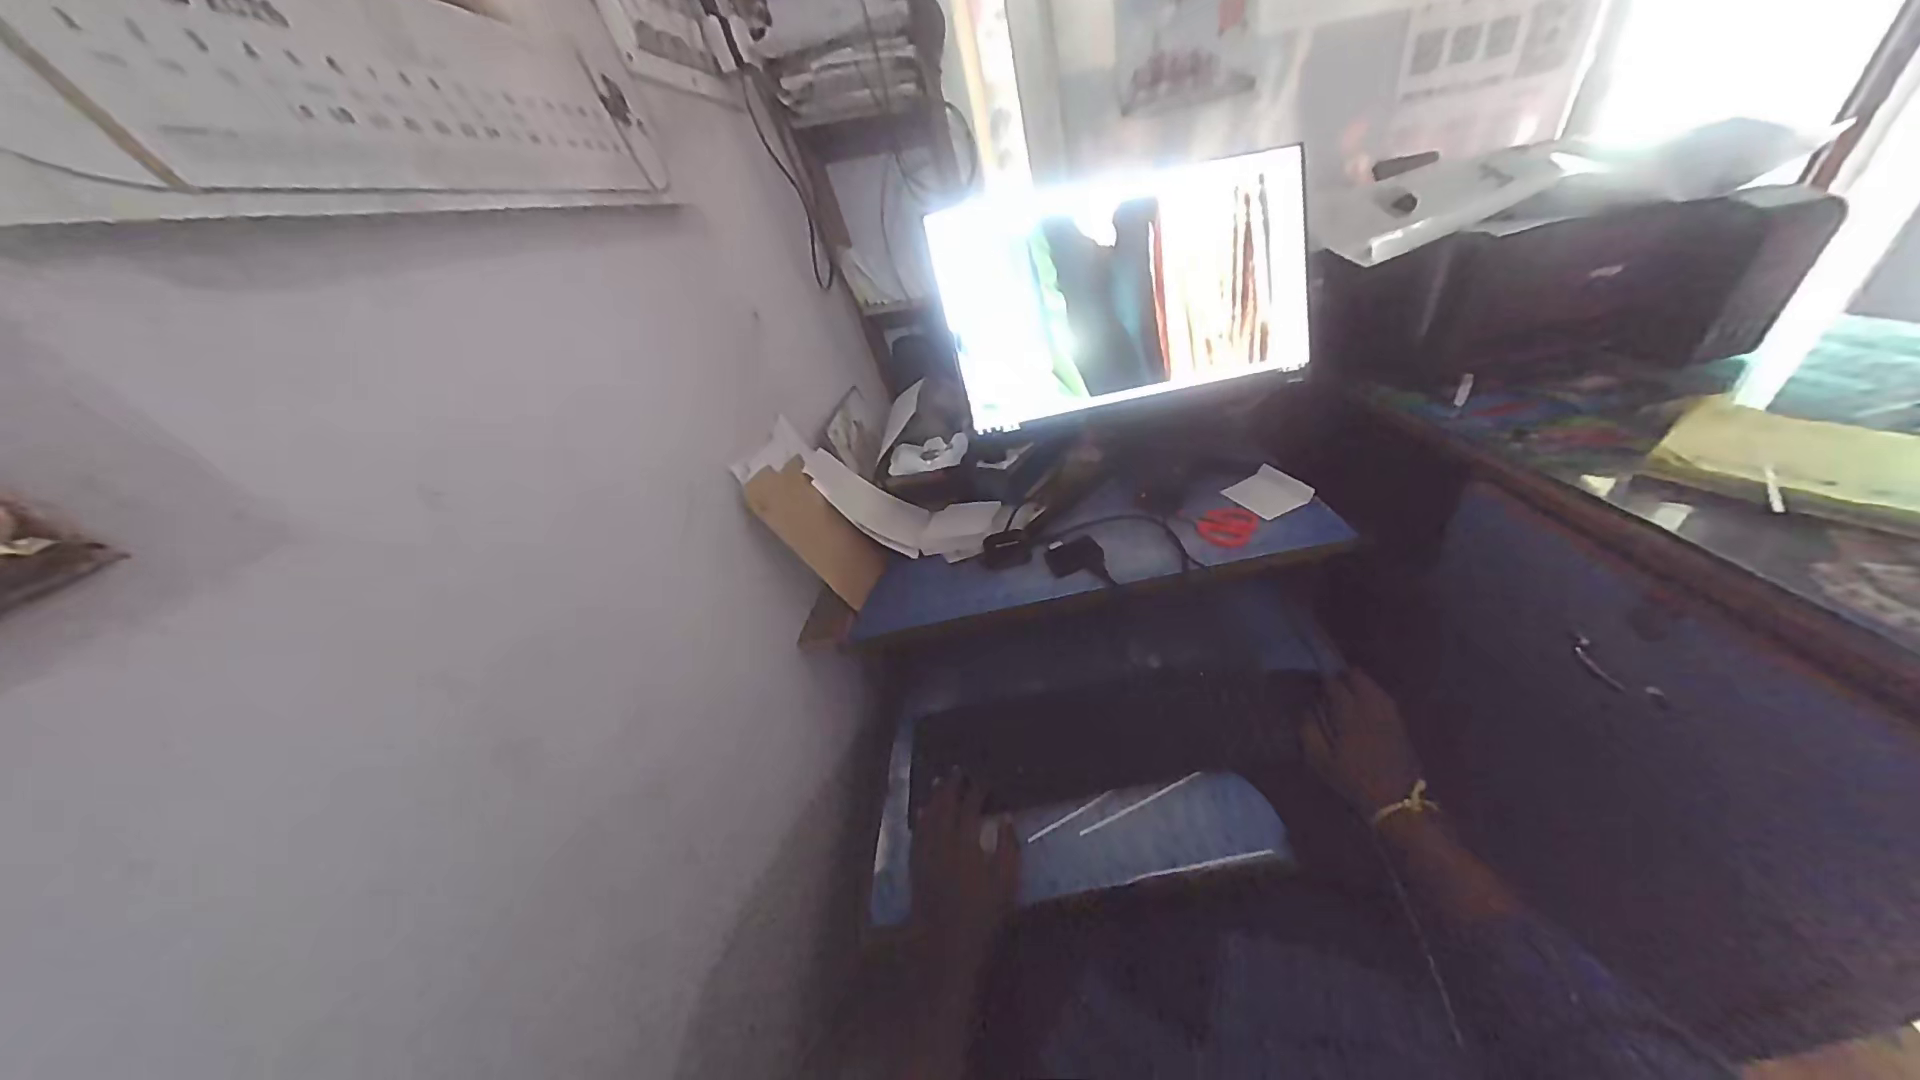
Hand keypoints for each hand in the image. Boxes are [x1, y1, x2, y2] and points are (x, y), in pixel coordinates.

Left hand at [910, 774, 1019, 982]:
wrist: (946, 945)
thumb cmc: (982, 915)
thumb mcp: (1006, 883)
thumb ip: (1008, 848)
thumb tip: (1005, 818)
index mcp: (966, 844)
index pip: (970, 808)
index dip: (977, 791)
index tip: (984, 779)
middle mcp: (942, 842)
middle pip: (945, 807)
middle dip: (951, 786)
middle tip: (957, 770)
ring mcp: (926, 854)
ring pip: (929, 817)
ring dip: (934, 797)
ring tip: (939, 781)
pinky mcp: (916, 867)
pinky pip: (917, 834)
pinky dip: (921, 818)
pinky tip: (923, 811)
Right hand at [1303, 668, 1423, 817]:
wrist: (1397, 801)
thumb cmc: (1353, 780)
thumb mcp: (1320, 761)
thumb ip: (1308, 731)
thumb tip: (1305, 710)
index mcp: (1349, 714)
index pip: (1334, 684)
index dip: (1322, 679)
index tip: (1311, 680)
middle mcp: (1371, 708)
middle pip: (1357, 678)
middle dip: (1342, 675)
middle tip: (1329, 682)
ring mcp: (1389, 715)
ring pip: (1374, 686)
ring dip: (1359, 682)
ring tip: (1347, 687)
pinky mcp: (1400, 724)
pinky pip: (1385, 698)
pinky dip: (1373, 693)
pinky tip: (1366, 701)